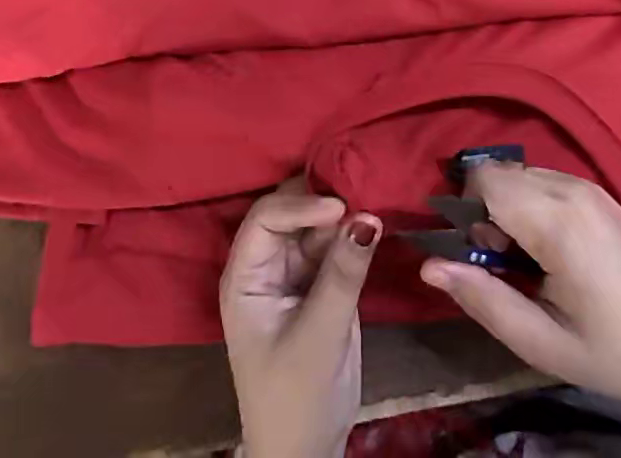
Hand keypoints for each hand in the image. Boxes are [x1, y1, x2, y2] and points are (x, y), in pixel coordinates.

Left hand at [220, 181, 383, 457]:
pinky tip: (375, 221)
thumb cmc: (297, 396)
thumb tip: (369, 217)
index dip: (300, 206)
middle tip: (362, 188)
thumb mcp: (319, 336)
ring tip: (374, 197)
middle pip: (290, 213)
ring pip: (317, 224)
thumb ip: (342, 275)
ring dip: (343, 213)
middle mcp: (266, 265)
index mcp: (245, 277)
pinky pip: (336, 244)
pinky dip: (354, 231)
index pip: (265, 219)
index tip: (341, 207)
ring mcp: (294, 272)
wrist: (309, 448)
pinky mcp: (321, 281)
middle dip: (323, 199)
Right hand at [416, 164, 620, 417]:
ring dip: (506, 209)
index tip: (481, 256)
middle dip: (484, 212)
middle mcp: (572, 189)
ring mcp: (588, 185)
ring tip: (528, 261)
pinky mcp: (597, 191)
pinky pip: (540, 180)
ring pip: (517, 175)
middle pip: (498, 174)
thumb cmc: (613, 354)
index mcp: (559, 223)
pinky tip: (549, 249)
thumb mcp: (540, 343)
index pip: (485, 180)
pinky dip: (528, 205)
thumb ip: (481, 298)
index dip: (466, 212)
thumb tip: (427, 265)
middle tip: (504, 264)